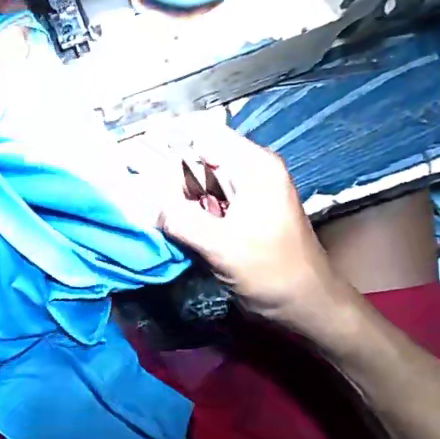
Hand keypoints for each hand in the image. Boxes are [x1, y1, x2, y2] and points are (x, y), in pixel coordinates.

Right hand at [149, 118, 352, 327]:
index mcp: (254, 166)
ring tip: (142, 196)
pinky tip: (163, 215)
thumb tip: (143, 202)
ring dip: (171, 188)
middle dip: (164, 166)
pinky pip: (204, 198)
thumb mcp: (222, 247)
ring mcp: (244, 191)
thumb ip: (180, 220)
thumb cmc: (274, 273)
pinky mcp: (238, 212)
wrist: (308, 305)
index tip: (134, 148)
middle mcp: (249, 170)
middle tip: (131, 177)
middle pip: (197, 154)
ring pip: (197, 178)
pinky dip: (183, 205)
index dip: (167, 137)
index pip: (203, 133)